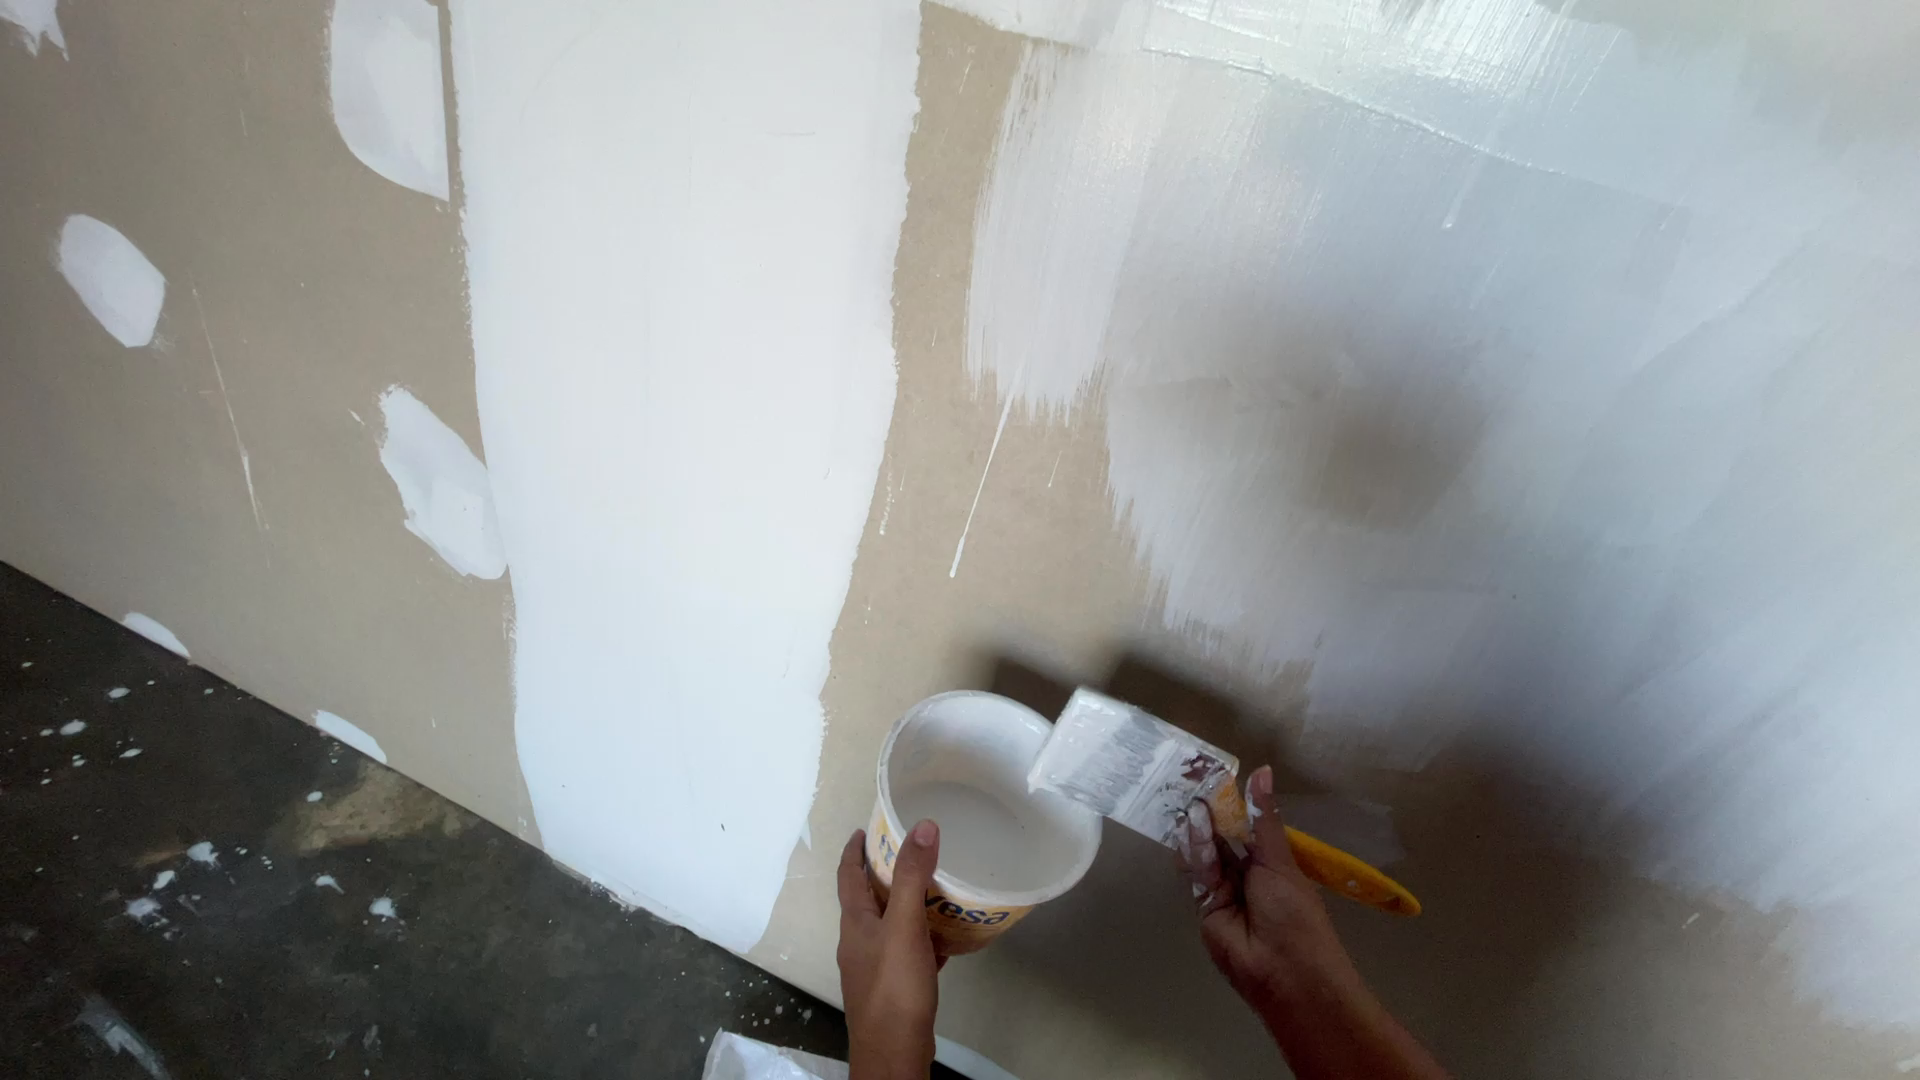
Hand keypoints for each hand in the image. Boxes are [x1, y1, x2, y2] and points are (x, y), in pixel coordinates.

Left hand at [837, 823, 941, 1079]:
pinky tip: (944, 939)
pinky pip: (906, 951)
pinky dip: (921, 938)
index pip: (848, 874)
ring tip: (934, 888)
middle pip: (869, 898)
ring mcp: (874, 967)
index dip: (854, 849)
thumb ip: (912, 876)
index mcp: (854, 922)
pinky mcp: (892, 988)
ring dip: (906, 904)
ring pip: (889, 924)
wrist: (893, 1055)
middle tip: (913, 852)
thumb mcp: (904, 924)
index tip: (865, 828)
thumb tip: (922, 824)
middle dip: (886, 873)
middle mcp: (859, 941)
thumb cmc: (894, 986)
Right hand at [1176, 767, 1448, 1079]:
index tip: (1210, 775)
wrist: (1285, 974)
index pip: (1243, 823)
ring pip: (1204, 851)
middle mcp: (1244, 871)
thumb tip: (1263, 769)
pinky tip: (1193, 836)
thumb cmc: (1294, 914)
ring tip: (1196, 812)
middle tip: (1189, 784)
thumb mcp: (1280, 860)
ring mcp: (1223, 888)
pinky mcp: (1204, 905)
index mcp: (1269, 859)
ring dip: (1201, 832)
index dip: (1228, 802)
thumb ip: (1263, 816)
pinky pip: (1196, 873)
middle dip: (1207, 813)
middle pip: (1219, 835)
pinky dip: (1194, 856)